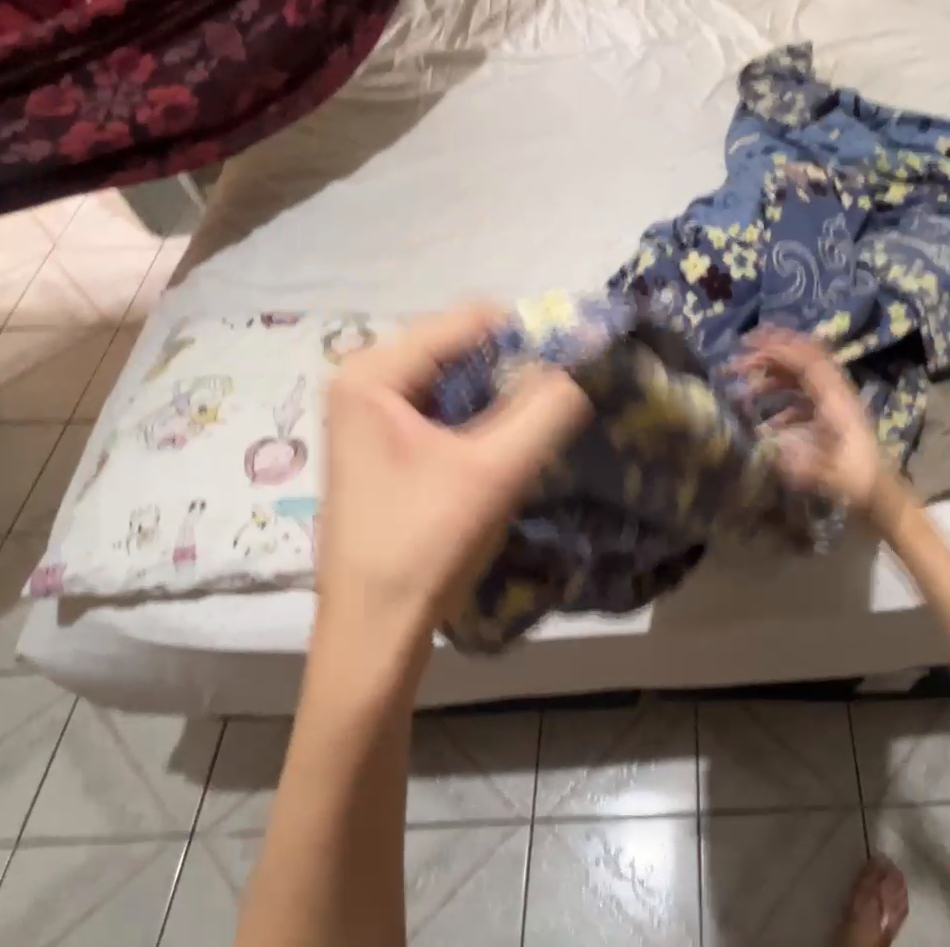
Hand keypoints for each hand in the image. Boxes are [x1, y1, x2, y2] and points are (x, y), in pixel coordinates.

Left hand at [316, 303, 590, 644]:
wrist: (374, 629)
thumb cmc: (424, 546)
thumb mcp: (495, 472)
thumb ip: (546, 409)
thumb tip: (586, 362)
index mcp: (372, 373)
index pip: (467, 321)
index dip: (528, 336)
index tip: (579, 360)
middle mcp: (363, 380)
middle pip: (459, 347)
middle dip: (514, 368)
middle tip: (563, 397)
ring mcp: (368, 414)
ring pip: (455, 380)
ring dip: (502, 396)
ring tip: (539, 424)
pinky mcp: (382, 444)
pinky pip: (443, 409)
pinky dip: (481, 418)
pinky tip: (505, 446)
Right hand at [732, 327, 895, 516]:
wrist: (879, 492)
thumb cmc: (855, 481)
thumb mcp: (825, 473)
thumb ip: (796, 458)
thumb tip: (765, 442)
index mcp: (837, 399)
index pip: (807, 362)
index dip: (779, 350)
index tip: (749, 347)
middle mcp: (836, 393)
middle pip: (804, 359)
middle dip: (772, 352)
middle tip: (740, 356)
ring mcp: (834, 402)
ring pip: (801, 377)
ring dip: (772, 377)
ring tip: (743, 391)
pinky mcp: (831, 416)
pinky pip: (803, 397)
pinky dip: (780, 401)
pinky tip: (763, 422)